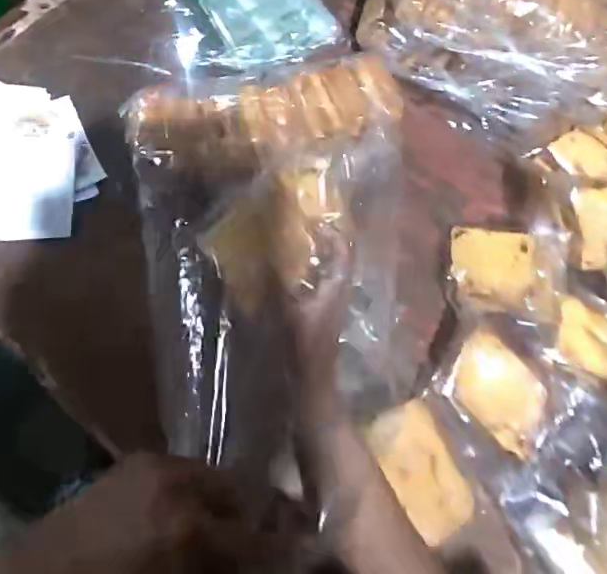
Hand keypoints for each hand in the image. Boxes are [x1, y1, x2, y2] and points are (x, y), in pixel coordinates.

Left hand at [0, 453, 297, 573]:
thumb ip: (222, 568)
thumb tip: (263, 560)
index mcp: (187, 530)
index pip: (259, 537)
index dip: (289, 548)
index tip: (309, 554)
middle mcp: (179, 484)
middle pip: (246, 495)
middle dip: (269, 520)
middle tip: (284, 542)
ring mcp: (157, 464)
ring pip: (220, 479)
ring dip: (238, 505)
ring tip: (248, 531)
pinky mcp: (139, 460)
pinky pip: (191, 473)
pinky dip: (206, 493)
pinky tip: (206, 516)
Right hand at [281, 230, 354, 418]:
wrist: (313, 388)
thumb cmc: (305, 349)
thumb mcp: (289, 311)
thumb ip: (276, 282)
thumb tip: (264, 253)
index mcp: (336, 289)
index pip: (342, 253)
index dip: (332, 234)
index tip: (315, 218)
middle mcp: (337, 295)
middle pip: (336, 261)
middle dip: (322, 243)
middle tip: (300, 227)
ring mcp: (330, 308)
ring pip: (326, 274)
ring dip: (314, 258)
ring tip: (291, 244)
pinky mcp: (320, 319)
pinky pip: (317, 287)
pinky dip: (306, 275)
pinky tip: (286, 275)